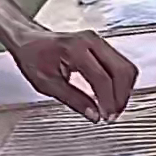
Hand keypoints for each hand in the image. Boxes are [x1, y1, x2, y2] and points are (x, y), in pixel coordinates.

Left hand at [3, 24, 138, 123]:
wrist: (29, 40)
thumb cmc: (33, 57)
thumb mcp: (46, 83)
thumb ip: (73, 99)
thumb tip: (94, 114)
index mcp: (74, 48)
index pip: (102, 77)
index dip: (107, 100)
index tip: (106, 116)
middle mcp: (91, 41)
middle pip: (121, 71)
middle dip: (121, 97)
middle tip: (113, 114)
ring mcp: (100, 42)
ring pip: (127, 68)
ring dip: (124, 91)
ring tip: (114, 107)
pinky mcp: (105, 46)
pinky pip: (123, 66)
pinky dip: (122, 83)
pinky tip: (114, 95)